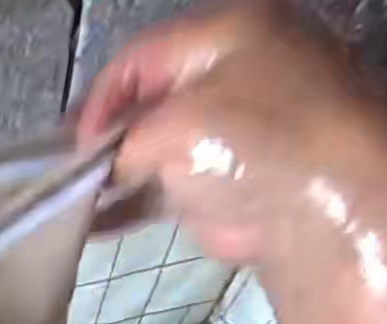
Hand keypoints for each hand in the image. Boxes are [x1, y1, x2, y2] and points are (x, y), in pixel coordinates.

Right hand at [75, 0, 386, 263]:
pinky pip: (162, 189)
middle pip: (144, 102)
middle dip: (103, 138)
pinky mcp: (222, 185)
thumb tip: (99, 168)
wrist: (318, 211)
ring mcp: (225, 135)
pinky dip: (128, 206)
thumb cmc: (251, 144)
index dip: (99, 100)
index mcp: (226, 34)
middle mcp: (227, 76)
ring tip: (74, 201)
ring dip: (110, 177)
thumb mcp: (178, 125)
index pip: (140, 58)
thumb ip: (127, 141)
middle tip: (68, 172)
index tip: (72, 147)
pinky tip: (95, 225)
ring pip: (150, 149)